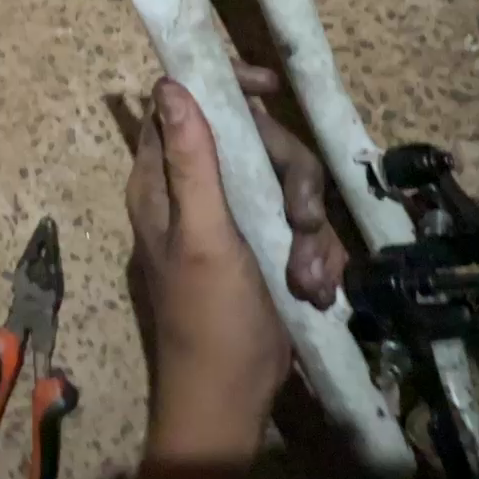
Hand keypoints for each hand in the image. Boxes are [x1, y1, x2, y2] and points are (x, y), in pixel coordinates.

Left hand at [126, 70, 346, 462]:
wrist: (234, 395)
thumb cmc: (208, 317)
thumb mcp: (201, 234)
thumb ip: (190, 160)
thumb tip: (169, 83)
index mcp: (164, 177)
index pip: (183, 103)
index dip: (223, 86)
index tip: (268, 89)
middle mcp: (195, 186)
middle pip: (252, 138)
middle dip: (289, 177)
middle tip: (303, 220)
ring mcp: (233, 212)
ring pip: (285, 179)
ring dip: (308, 227)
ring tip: (306, 274)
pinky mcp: (264, 240)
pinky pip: (301, 220)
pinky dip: (315, 251)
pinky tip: (314, 285)